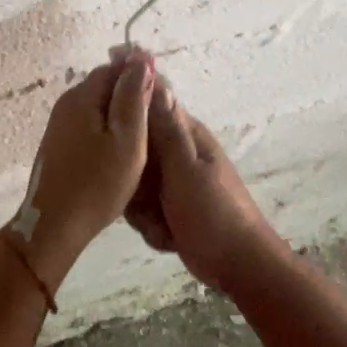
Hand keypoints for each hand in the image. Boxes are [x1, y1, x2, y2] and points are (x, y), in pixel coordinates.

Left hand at [5, 49, 154, 286]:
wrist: (54, 223)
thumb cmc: (97, 183)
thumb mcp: (127, 140)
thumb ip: (133, 98)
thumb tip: (140, 61)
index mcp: (82, 96)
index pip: (113, 68)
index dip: (138, 74)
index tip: (161, 94)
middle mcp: (67, 103)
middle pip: (103, 86)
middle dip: (129, 94)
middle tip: (156, 120)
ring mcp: (60, 123)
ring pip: (96, 106)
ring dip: (119, 114)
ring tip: (144, 137)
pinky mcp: (59, 143)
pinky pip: (88, 124)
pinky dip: (107, 130)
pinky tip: (121, 151)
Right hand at [125, 79, 277, 282]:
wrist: (241, 269)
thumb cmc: (215, 213)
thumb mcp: (186, 168)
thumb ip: (166, 127)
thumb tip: (153, 77)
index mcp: (184, 133)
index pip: (145, 104)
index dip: (123, 110)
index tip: (105, 129)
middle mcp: (175, 152)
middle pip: (131, 148)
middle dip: (130, 177)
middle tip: (141, 197)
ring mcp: (170, 181)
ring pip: (131, 181)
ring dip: (140, 206)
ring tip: (157, 221)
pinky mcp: (167, 206)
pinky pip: (140, 206)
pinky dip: (150, 224)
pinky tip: (164, 235)